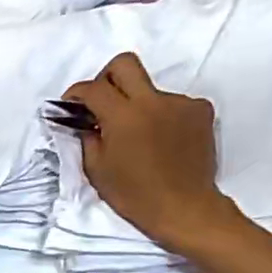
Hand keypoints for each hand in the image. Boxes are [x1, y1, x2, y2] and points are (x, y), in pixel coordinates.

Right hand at [63, 52, 237, 250]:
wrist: (183, 207)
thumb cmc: (132, 194)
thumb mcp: (96, 169)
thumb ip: (87, 137)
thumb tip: (83, 121)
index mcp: (124, 116)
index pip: (93, 88)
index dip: (76, 93)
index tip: (70, 104)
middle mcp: (153, 101)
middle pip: (125, 64)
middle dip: (106, 78)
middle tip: (101, 102)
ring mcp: (181, 103)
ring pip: (149, 89)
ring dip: (136, 105)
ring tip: (136, 136)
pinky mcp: (201, 110)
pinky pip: (172, 104)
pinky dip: (161, 116)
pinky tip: (159, 140)